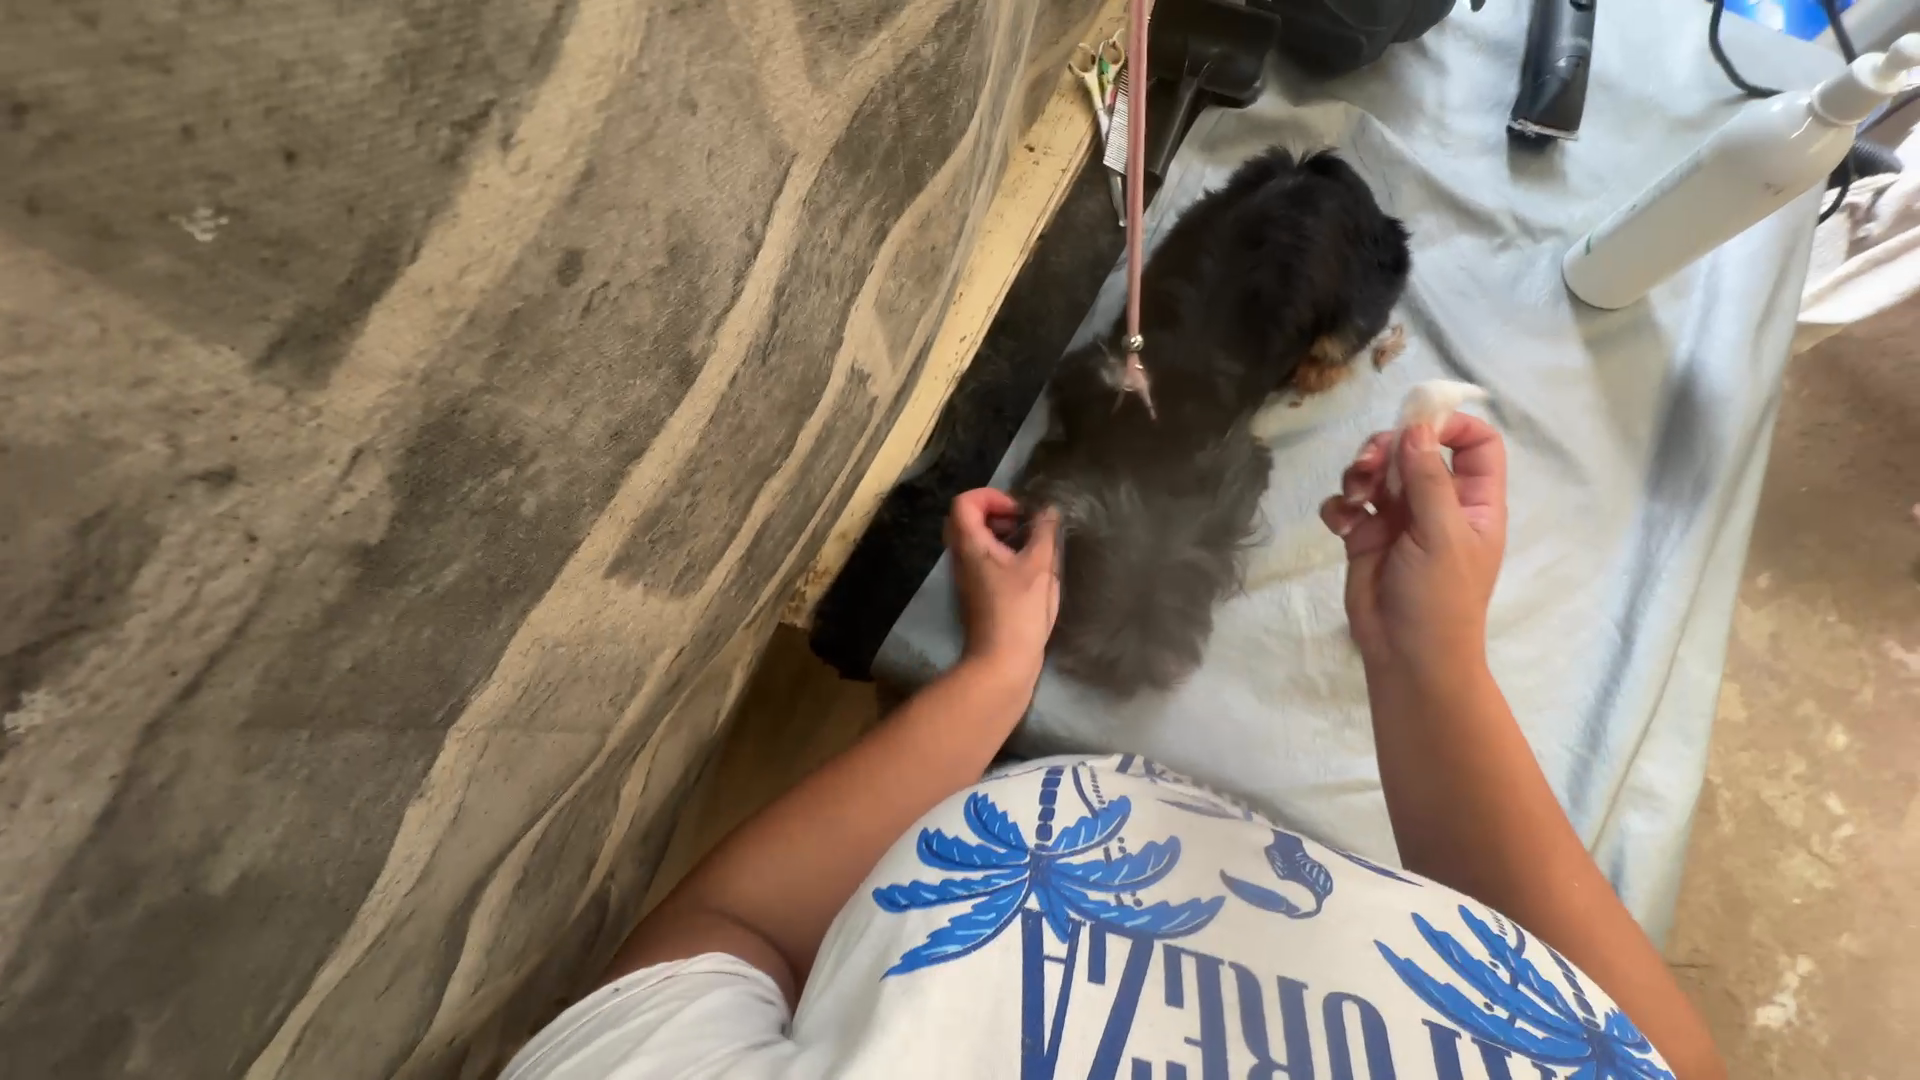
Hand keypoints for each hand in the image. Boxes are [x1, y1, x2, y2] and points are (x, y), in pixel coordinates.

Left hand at [946, 488, 1060, 687]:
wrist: (1001, 661)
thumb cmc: (1019, 611)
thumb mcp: (1040, 567)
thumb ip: (1044, 533)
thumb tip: (1048, 510)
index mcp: (970, 545)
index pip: (964, 502)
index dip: (991, 496)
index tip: (1018, 511)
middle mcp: (960, 557)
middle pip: (965, 518)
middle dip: (995, 513)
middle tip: (1022, 524)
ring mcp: (964, 576)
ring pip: (972, 540)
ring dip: (998, 534)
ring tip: (1028, 545)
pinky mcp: (974, 592)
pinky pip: (979, 559)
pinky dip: (998, 553)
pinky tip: (1025, 567)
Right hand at [1319, 415, 1506, 676]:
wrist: (1407, 654)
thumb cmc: (1440, 598)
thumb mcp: (1442, 534)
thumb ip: (1428, 479)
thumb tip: (1416, 428)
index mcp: (1472, 501)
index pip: (1475, 444)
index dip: (1450, 426)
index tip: (1415, 423)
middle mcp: (1435, 503)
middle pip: (1412, 451)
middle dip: (1385, 450)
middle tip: (1367, 465)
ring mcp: (1398, 520)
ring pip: (1374, 474)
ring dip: (1357, 477)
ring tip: (1353, 499)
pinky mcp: (1364, 537)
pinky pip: (1346, 506)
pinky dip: (1338, 508)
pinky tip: (1341, 525)